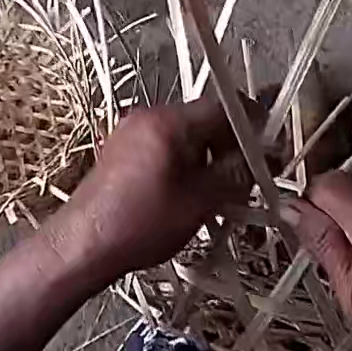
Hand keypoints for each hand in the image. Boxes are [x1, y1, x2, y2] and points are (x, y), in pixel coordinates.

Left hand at [41, 100, 248, 281]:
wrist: (82, 245)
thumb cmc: (140, 224)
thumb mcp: (200, 202)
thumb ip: (235, 174)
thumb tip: (262, 157)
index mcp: (169, 121)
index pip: (224, 105)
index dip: (252, 121)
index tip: (269, 141)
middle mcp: (149, 115)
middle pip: (205, 116)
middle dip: (231, 140)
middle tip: (248, 170)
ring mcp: (132, 129)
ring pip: (186, 130)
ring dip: (208, 151)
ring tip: (220, 186)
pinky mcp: (123, 146)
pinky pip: (165, 141)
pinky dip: (185, 157)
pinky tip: (191, 187)